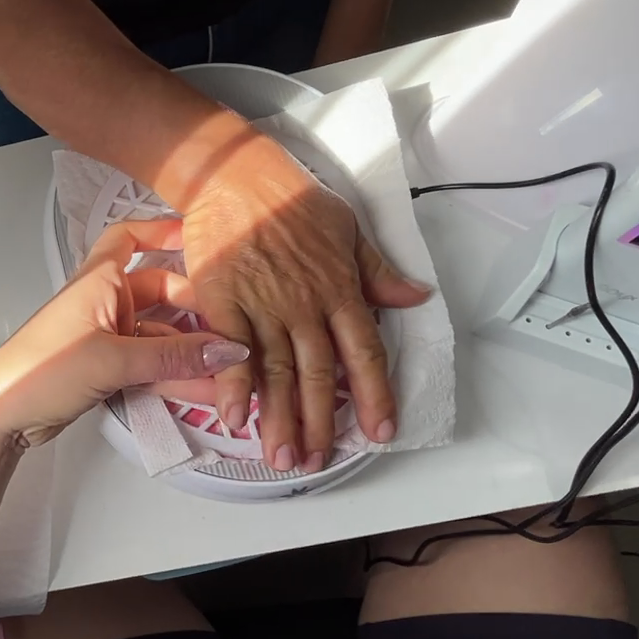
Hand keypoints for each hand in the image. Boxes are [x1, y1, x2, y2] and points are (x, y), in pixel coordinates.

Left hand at [0, 220, 249, 452]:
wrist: (1, 416)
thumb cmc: (38, 372)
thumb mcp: (111, 360)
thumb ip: (172, 357)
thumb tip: (228, 352)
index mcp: (99, 280)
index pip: (131, 237)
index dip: (164, 231)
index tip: (202, 236)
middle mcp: (104, 300)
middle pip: (164, 293)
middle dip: (200, 313)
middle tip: (238, 331)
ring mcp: (106, 335)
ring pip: (162, 335)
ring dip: (193, 353)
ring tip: (234, 372)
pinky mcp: (107, 367)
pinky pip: (152, 363)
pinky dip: (176, 375)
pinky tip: (207, 391)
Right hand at [178, 134, 428, 472]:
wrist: (237, 177)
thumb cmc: (291, 200)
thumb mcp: (349, 230)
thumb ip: (376, 271)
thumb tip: (414, 298)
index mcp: (340, 289)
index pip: (364, 353)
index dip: (373, 395)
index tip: (379, 431)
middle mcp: (305, 305)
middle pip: (316, 374)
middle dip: (319, 422)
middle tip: (317, 461)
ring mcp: (263, 305)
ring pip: (276, 371)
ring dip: (279, 418)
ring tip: (281, 456)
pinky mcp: (223, 301)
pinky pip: (231, 351)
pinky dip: (232, 385)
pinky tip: (232, 418)